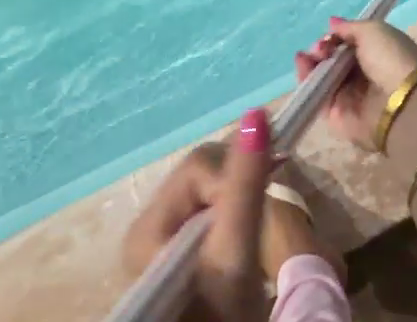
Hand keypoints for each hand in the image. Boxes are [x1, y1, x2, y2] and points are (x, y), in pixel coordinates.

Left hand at [121, 108, 274, 321]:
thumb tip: (256, 114)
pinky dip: (237, 204)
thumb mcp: (236, 252)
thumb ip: (244, 185)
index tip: (264, 200)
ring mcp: (165, 239)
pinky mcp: (183, 249)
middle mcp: (149, 227)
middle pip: (202, 173)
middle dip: (239, 180)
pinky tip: (252, 218)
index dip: (236, 176)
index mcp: (147, 228)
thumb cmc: (221, 315)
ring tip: (260, 217)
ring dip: (241, 190)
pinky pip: (212, 205)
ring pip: (210, 186)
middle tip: (269, 198)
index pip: (199, 166)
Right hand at [294, 17, 416, 151]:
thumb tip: (333, 23)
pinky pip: (316, 94)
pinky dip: (305, 78)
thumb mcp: (374, 31)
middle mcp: (363, 74)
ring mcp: (348, 94)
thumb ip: (350, 28)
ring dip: (312, 61)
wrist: (397, 102)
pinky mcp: (335, 114)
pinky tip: (302, 64)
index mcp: (378, 53)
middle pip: (334, 59)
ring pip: (322, 75)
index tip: (330, 33)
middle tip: (321, 47)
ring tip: (309, 54)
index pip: (351, 43)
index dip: (337, 36)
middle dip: (323, 48)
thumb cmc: (390, 58)